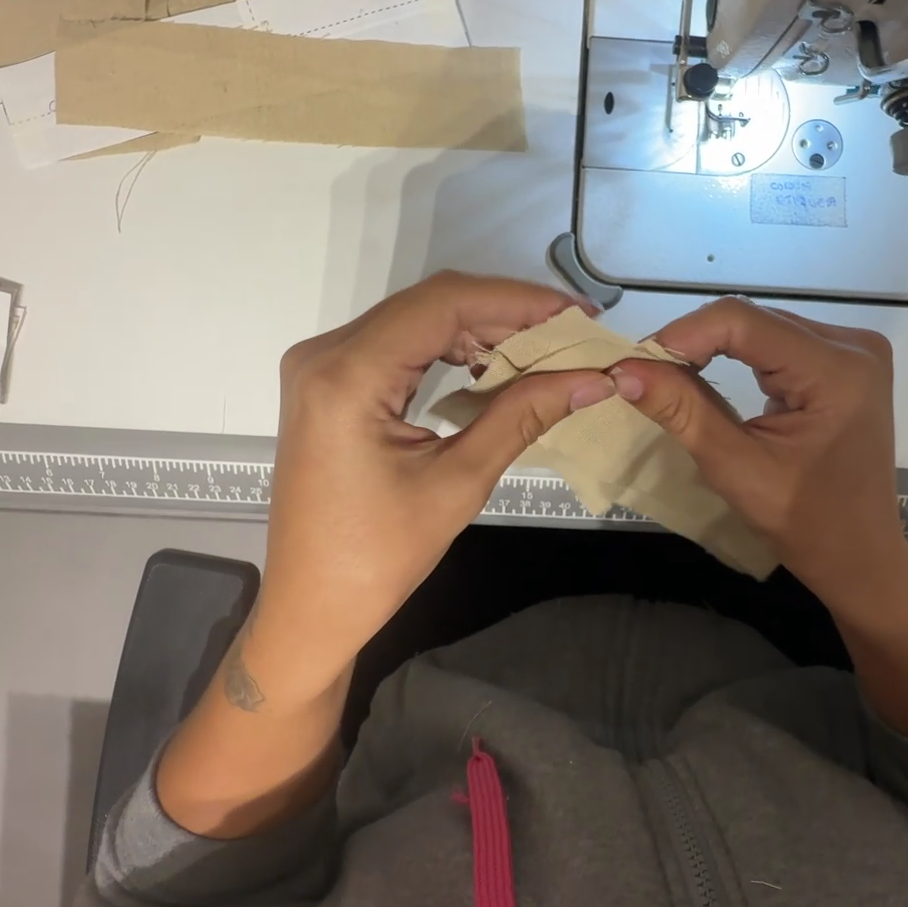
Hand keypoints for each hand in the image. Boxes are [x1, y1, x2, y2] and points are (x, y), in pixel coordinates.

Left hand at [250, 272, 617, 701]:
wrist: (312, 606)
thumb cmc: (379, 559)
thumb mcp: (458, 483)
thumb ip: (523, 416)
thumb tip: (595, 380)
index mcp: (347, 375)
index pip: (444, 304)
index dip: (518, 300)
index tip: (579, 315)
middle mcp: (325, 353)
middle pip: (429, 304)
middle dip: (506, 313)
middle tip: (572, 333)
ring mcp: (322, 366)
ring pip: (416, 319)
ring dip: (481, 329)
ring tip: (545, 348)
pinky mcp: (329, 383)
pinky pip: (398, 345)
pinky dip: (449, 348)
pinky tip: (494, 364)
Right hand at [610, 298, 907, 613]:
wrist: (858, 554)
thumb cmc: (804, 521)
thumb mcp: (735, 467)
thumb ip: (682, 410)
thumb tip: (624, 370)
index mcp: (837, 370)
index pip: (742, 321)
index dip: (682, 335)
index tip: (638, 367)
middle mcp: (851, 345)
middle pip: (750, 319)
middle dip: (691, 343)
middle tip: (645, 375)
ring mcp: (851, 351)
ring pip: (758, 327)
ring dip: (709, 347)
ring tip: (668, 378)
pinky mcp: (840, 362)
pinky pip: (773, 343)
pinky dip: (733, 355)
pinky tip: (705, 376)